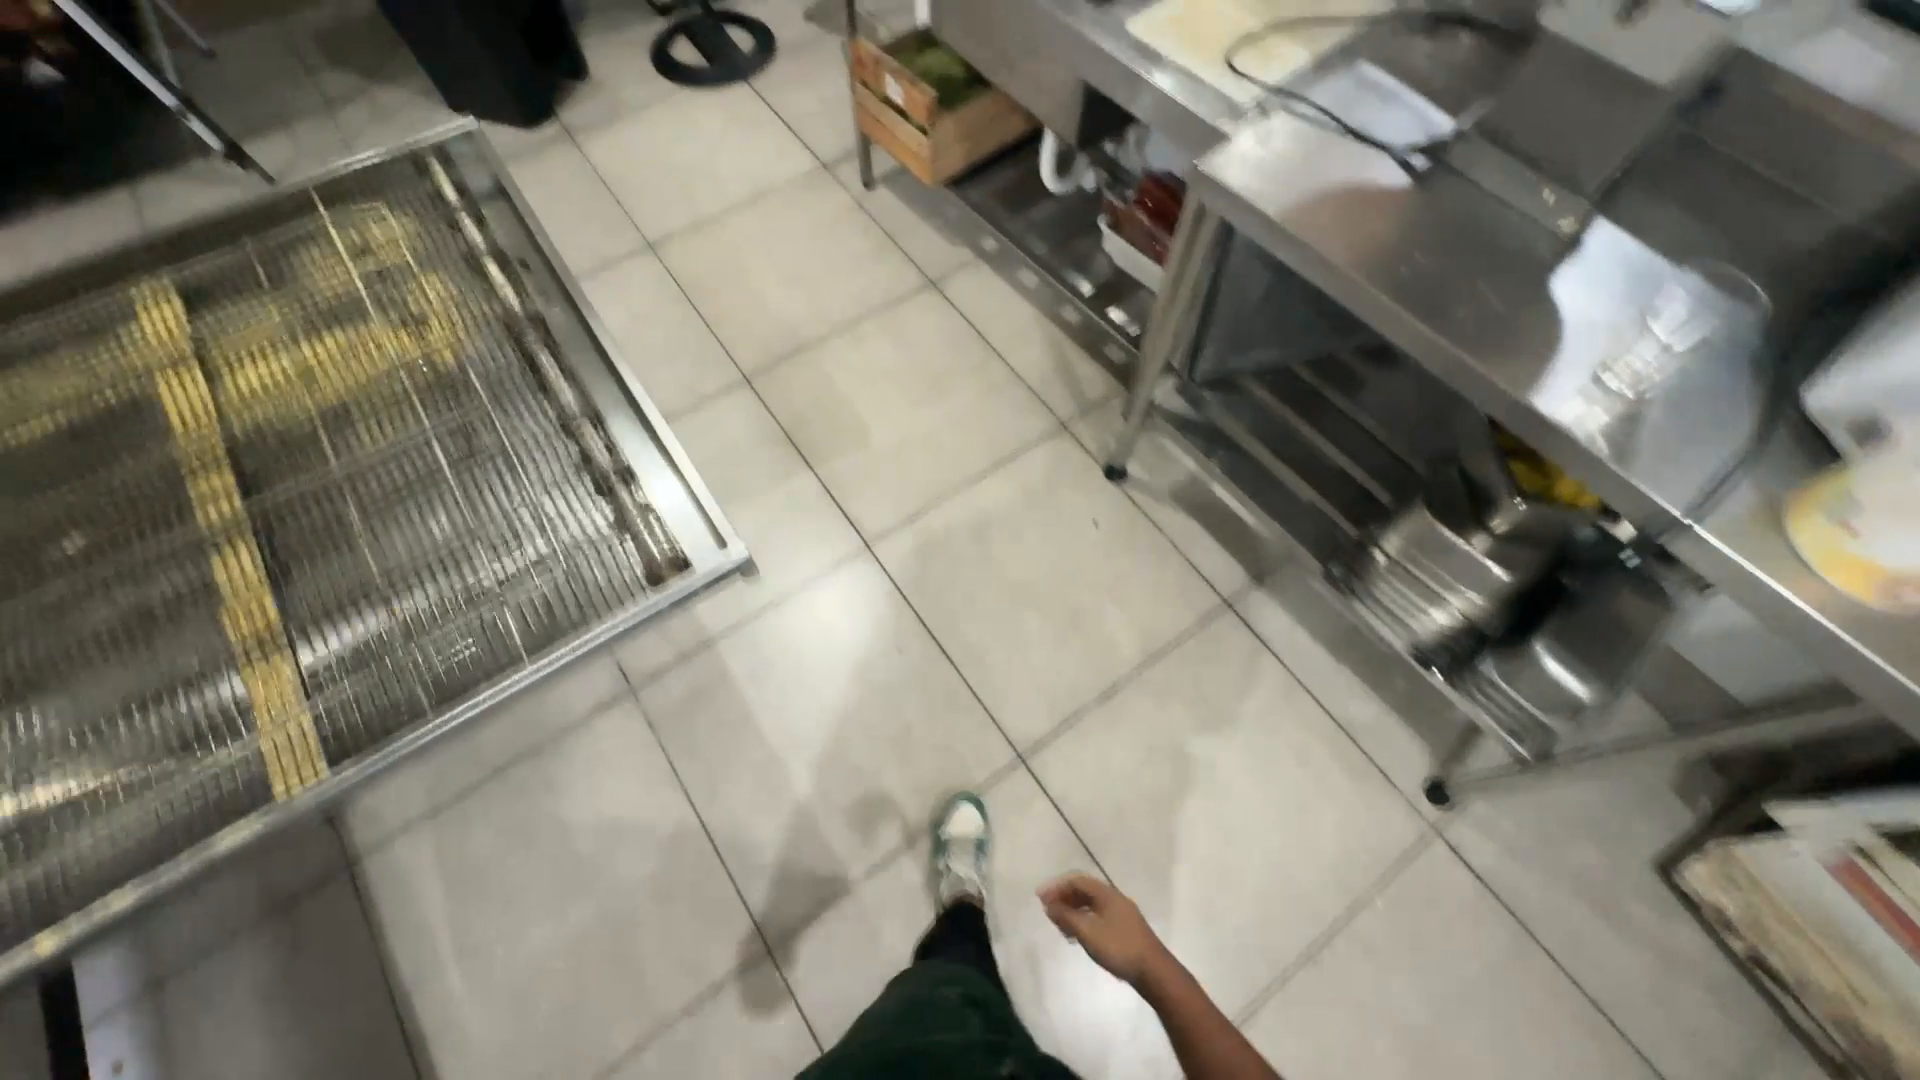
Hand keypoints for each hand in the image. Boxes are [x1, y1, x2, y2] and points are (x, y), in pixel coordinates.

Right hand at [1037, 873, 1169, 985]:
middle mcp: (1114, 899)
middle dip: (1064, 898)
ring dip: (1073, 910)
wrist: (1154, 971)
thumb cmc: (1119, 948)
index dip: (1056, 886)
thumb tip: (1049, 905)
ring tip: (1060, 925)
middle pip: (1084, 891)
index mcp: (1107, 894)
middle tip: (1048, 912)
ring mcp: (1121, 914)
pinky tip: (1078, 935)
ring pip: (1091, 905)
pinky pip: (1098, 916)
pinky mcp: (1124, 929)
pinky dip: (1083, 921)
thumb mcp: (1088, 932)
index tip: (1040, 898)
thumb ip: (1067, 916)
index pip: (1077, 880)